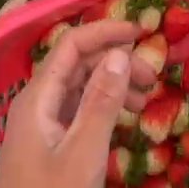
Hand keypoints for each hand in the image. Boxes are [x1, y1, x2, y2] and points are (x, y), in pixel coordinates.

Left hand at [0, 20, 158, 187]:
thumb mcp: (83, 155)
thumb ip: (101, 101)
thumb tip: (121, 53)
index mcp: (37, 98)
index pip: (72, 44)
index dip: (106, 31)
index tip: (144, 35)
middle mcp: (36, 104)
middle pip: (78, 64)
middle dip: (116, 61)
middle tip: (152, 78)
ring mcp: (40, 127)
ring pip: (80, 87)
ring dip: (113, 84)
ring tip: (144, 101)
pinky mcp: (48, 148)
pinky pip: (78, 112)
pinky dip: (104, 107)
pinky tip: (124, 119)